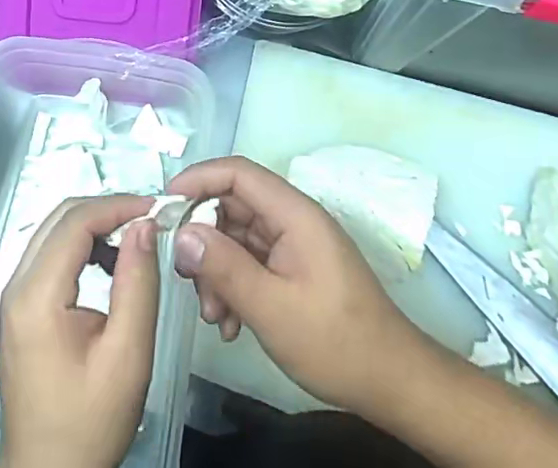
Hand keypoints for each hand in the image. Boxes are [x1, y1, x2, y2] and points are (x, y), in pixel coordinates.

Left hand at [0, 194, 161, 467]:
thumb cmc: (89, 421)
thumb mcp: (127, 355)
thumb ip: (137, 284)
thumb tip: (143, 225)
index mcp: (36, 294)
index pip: (75, 222)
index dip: (117, 206)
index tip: (157, 208)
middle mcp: (17, 283)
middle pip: (61, 219)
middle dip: (107, 209)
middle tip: (150, 219)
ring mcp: (15, 294)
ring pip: (54, 232)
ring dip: (95, 225)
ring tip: (136, 239)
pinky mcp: (21, 305)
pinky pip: (51, 255)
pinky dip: (82, 246)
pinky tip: (111, 262)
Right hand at [166, 156, 422, 416]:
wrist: (394, 385)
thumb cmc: (337, 342)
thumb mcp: (272, 308)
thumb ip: (223, 266)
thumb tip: (179, 234)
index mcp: (295, 214)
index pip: (237, 173)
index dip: (197, 180)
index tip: (163, 206)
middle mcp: (292, 220)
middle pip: (231, 205)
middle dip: (202, 239)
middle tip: (184, 276)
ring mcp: (293, 245)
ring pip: (235, 237)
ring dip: (215, 270)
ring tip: (213, 314)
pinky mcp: (292, 268)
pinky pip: (249, 261)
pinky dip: (232, 285)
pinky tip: (229, 324)